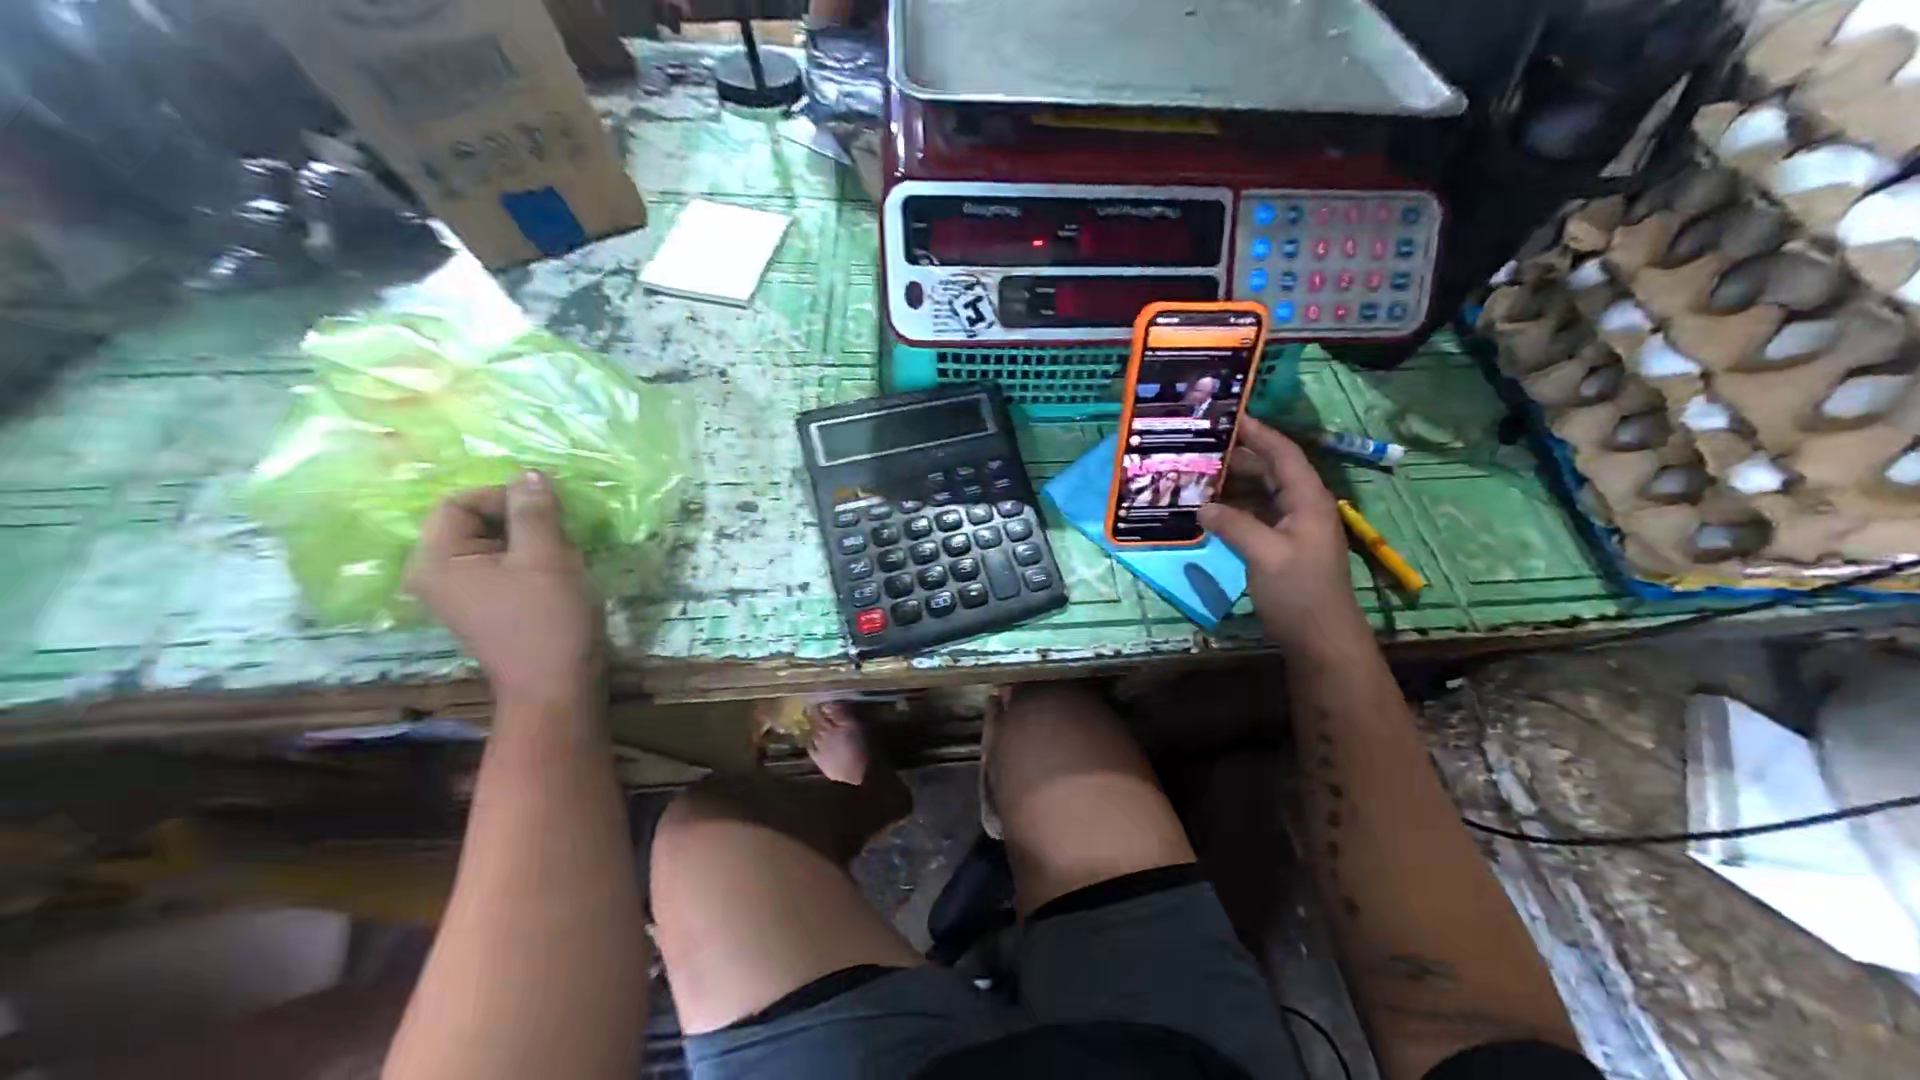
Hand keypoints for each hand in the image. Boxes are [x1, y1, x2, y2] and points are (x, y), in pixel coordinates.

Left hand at [408, 471, 603, 711]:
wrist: (558, 686)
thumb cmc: (546, 620)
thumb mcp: (545, 558)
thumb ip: (534, 512)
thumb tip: (530, 474)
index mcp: (437, 560)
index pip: (459, 502)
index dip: (503, 496)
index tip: (548, 507)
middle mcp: (438, 573)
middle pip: (475, 521)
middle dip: (522, 520)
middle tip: (560, 533)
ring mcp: (463, 592)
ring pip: (496, 542)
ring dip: (533, 540)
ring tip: (563, 556)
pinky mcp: (488, 604)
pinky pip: (504, 564)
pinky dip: (533, 559)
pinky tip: (560, 572)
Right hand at [1198, 418, 1364, 650]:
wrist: (1320, 640)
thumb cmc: (1299, 592)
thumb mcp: (1265, 555)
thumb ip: (1234, 524)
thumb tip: (1202, 507)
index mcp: (1308, 500)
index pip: (1283, 453)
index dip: (1258, 433)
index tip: (1227, 416)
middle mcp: (1302, 507)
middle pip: (1270, 471)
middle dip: (1237, 458)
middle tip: (1199, 449)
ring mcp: (1292, 528)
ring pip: (1260, 494)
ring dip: (1231, 485)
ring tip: (1196, 476)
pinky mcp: (1281, 547)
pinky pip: (1254, 516)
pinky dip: (1232, 510)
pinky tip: (1207, 511)